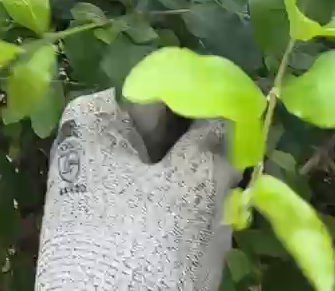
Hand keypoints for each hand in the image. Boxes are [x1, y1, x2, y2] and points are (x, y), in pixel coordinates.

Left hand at [35, 90, 235, 290]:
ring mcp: (94, 187)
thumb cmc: (142, 243)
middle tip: (238, 171)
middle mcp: (89, 142)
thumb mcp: (189, 187)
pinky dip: (181, 220)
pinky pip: (153, 209)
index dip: (206, 102)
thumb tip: (226, 116)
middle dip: (203, 154)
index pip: (160, 91)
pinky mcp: (106, 228)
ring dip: (198, 192)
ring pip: (163, 175)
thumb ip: (212, 142)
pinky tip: (201, 243)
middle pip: (162, 134)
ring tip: (220, 212)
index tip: (245, 117)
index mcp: (97, 116)